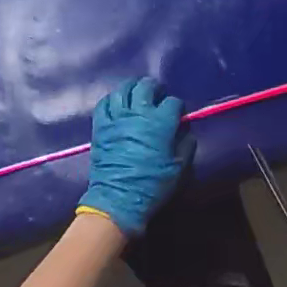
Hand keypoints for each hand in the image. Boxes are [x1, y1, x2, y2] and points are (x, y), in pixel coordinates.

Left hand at [76, 77, 192, 235]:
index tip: (178, 114)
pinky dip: (112, 99)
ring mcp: (116, 118)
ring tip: (137, 93)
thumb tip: (185, 132)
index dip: (177, 107)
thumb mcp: (179, 168)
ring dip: (132, 88)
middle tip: (158, 96)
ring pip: (123, 90)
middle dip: (155, 89)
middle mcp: (138, 114)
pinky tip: (117, 103)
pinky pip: (104, 104)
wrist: (118, 199)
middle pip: (146, 87)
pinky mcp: (100, 126)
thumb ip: (185, 145)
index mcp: (160, 123)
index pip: (172, 102)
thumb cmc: (152, 185)